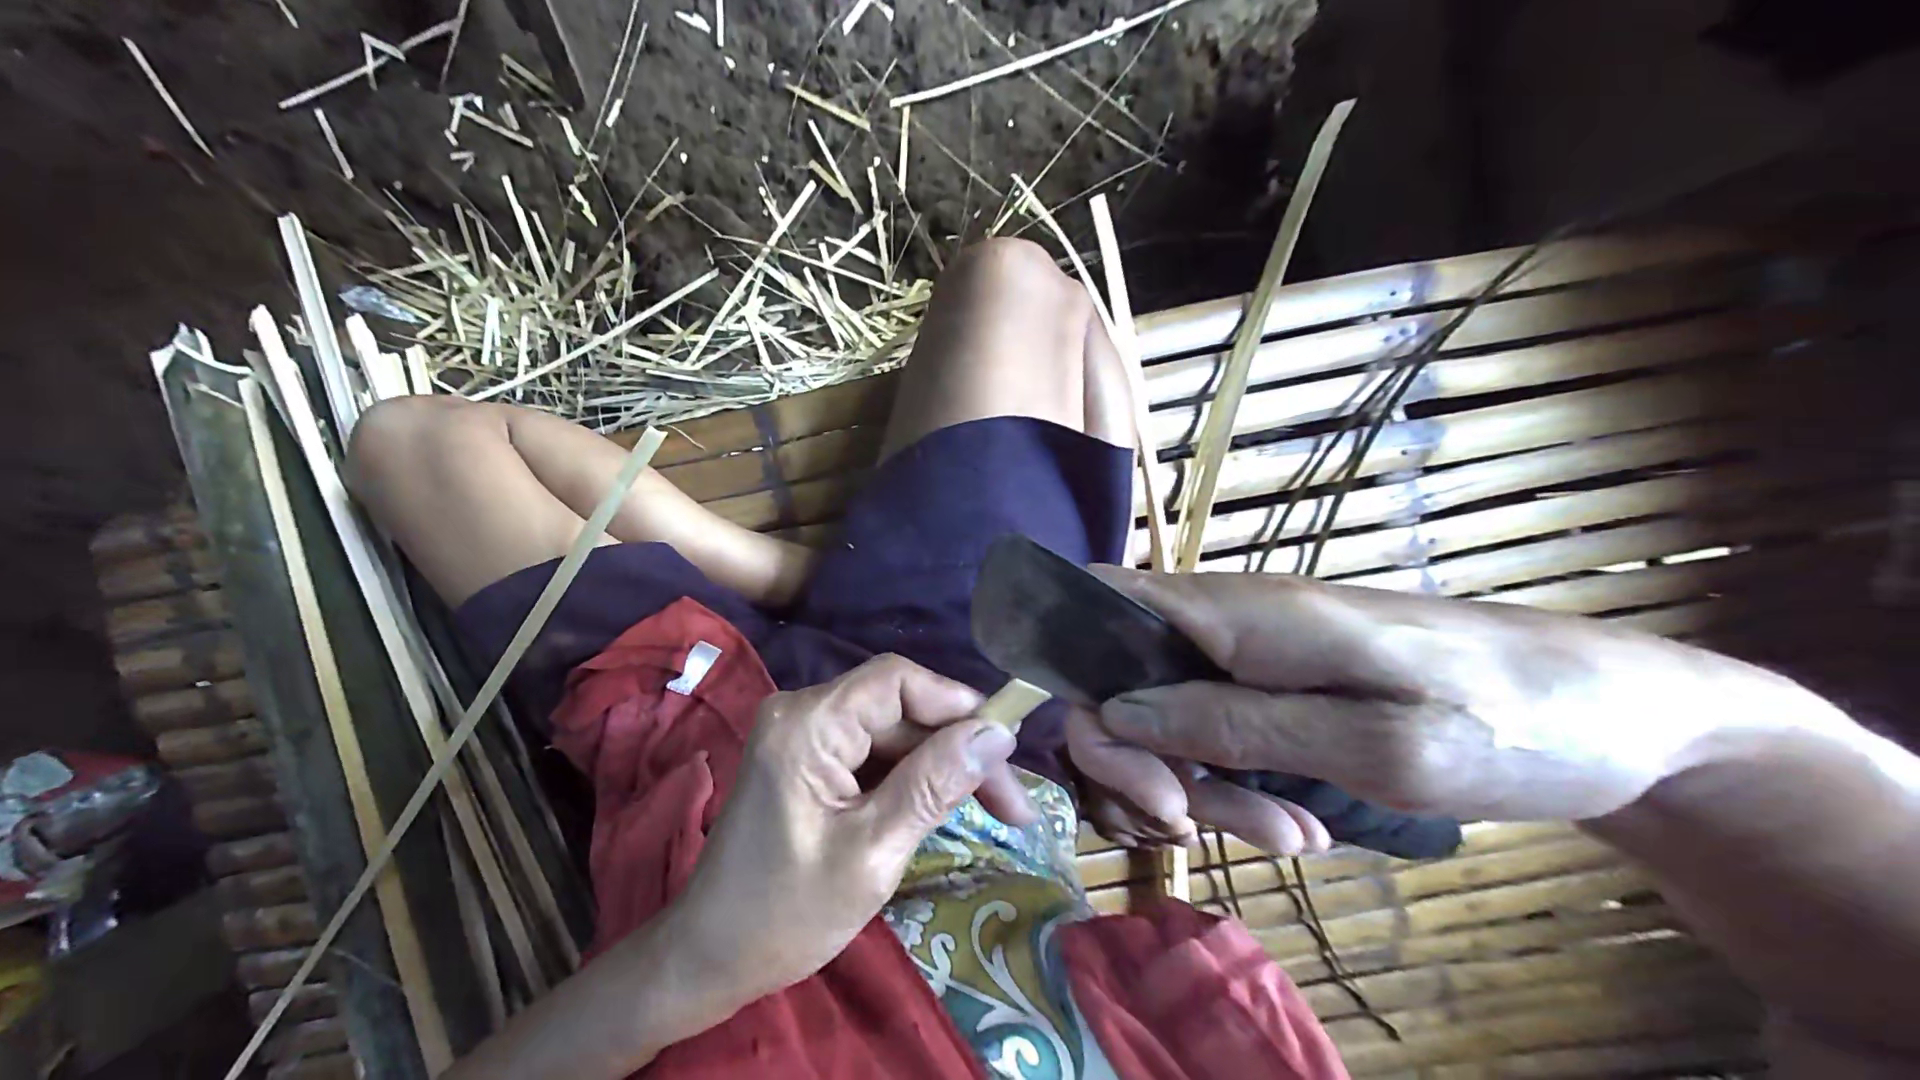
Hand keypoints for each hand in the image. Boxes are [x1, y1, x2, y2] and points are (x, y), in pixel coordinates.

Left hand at [667, 654, 1033, 1006]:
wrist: (710, 958)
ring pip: (895, 731)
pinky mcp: (811, 758)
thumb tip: (997, 734)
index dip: (957, 703)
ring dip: (943, 765)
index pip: (897, 680)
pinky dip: (914, 777)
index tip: (1006, 745)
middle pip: (902, 707)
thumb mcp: (873, 852)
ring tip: (997, 809)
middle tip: (1012, 803)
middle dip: (959, 747)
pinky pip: (875, 751)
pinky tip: (946, 805)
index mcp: (808, 724)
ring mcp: (806, 734)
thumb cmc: (786, 915)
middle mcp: (804, 712)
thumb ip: (934, 784)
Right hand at [1076, 568, 1786, 838]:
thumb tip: (1115, 714)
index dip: (1074, 680)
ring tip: (1289, 838)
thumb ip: (1238, 724)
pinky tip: (1297, 826)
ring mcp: (1247, 658)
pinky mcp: (1272, 690)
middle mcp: (1224, 625)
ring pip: (1164, 718)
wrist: (1624, 716)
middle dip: (1138, 763)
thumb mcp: (1378, 743)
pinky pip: (1211, 736)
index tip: (1128, 773)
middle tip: (1194, 826)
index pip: (1098, 607)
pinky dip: (1230, 788)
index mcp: (1237, 612)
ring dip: (1196, 787)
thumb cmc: (1513, 720)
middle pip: (1120, 681)